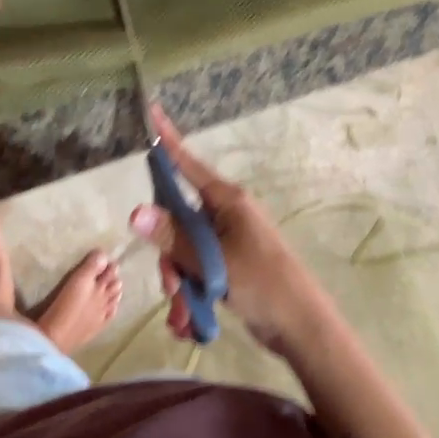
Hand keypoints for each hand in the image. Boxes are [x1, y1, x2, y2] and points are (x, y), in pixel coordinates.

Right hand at [129, 107, 331, 352]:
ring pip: (183, 253)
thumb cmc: (263, 283)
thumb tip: (135, 210)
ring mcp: (227, 242)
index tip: (152, 109)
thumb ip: (173, 238)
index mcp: (226, 201)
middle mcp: (224, 216)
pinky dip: (191, 298)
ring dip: (180, 285)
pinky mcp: (229, 268)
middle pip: (176, 222)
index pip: (188, 163)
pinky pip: (196, 274)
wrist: (303, 328)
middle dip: (170, 258)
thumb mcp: (213, 261)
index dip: (168, 141)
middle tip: (173, 287)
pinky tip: (191, 322)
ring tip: (186, 314)